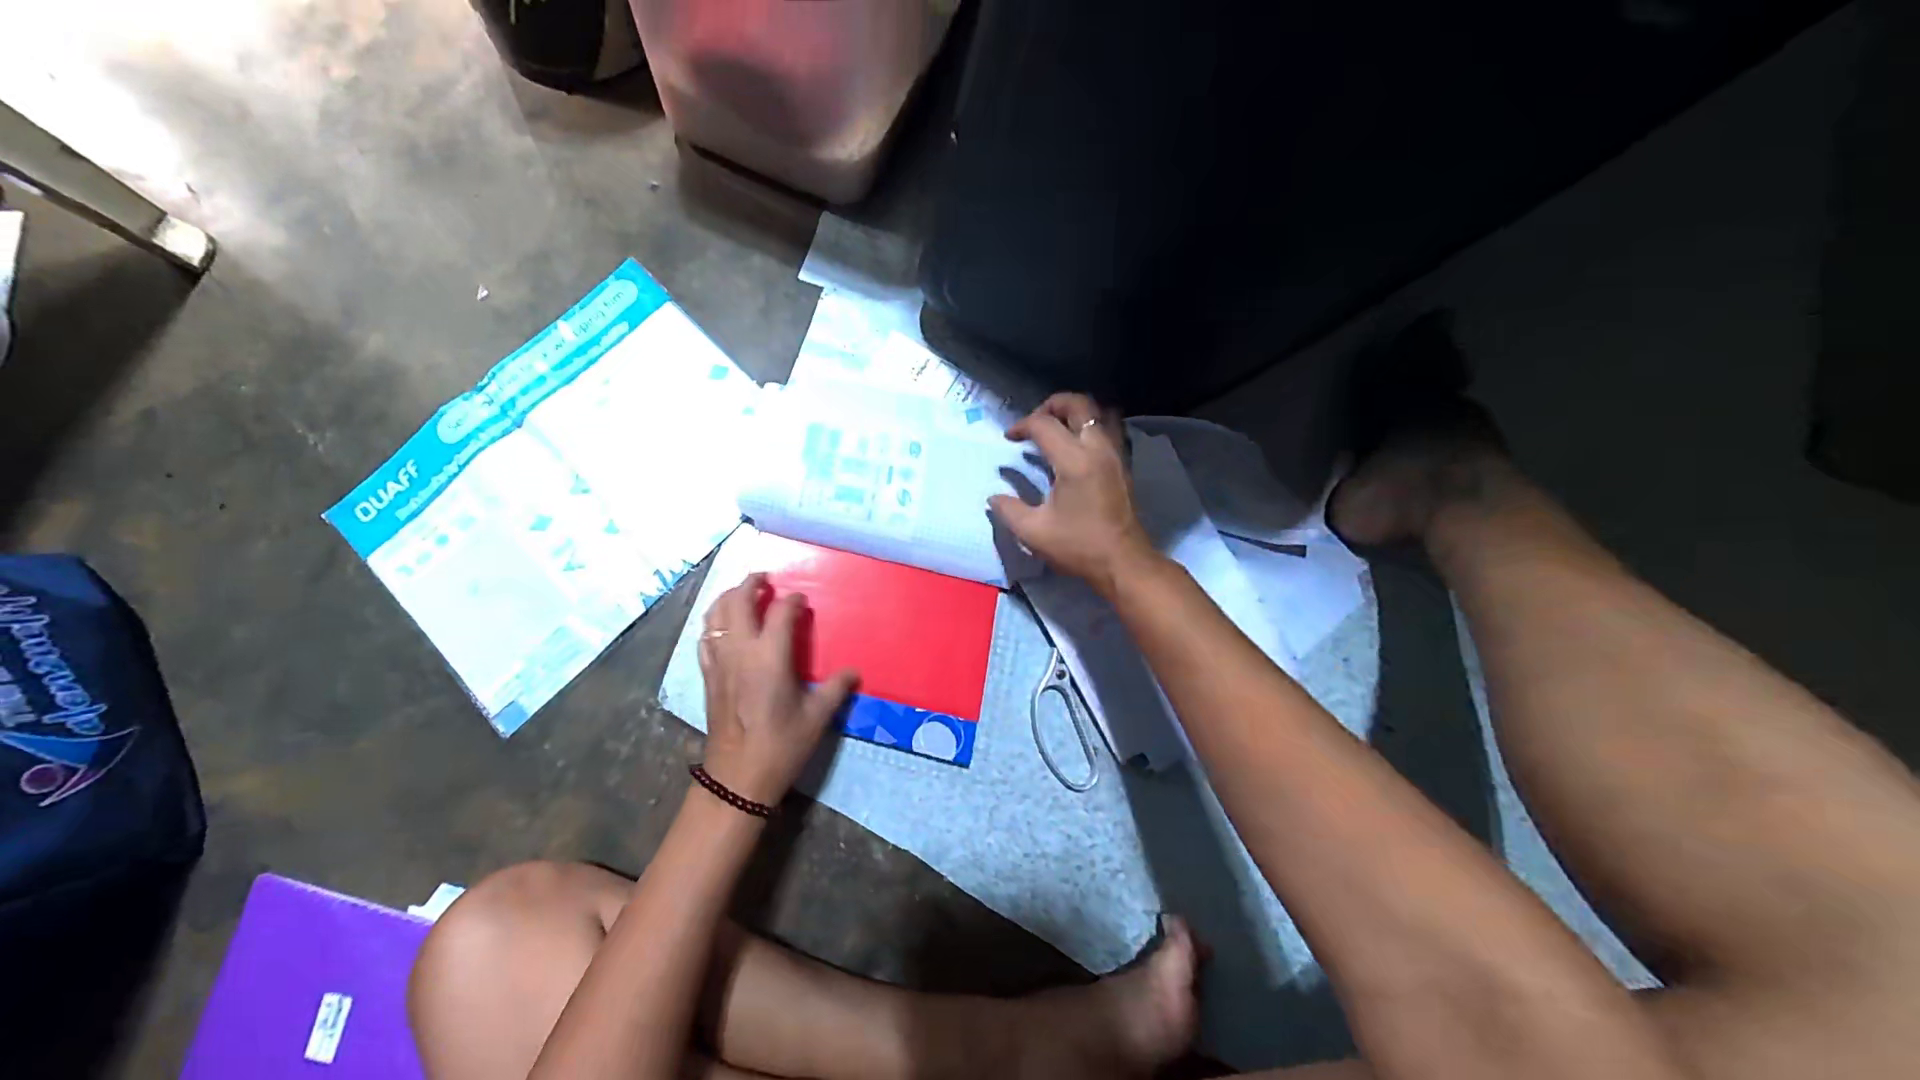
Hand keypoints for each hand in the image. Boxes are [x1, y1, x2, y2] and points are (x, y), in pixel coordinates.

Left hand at [698, 574, 859, 806]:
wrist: (737, 777)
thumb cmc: (781, 745)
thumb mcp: (817, 717)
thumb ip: (836, 689)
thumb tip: (853, 672)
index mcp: (770, 656)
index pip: (780, 612)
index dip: (792, 600)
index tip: (802, 600)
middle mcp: (741, 651)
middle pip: (738, 601)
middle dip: (751, 584)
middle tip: (765, 578)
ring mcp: (719, 662)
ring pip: (715, 615)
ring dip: (728, 597)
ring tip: (741, 592)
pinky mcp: (708, 675)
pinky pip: (705, 637)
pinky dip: (713, 622)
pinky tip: (722, 626)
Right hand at [989, 393, 1157, 596]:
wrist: (1122, 562)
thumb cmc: (1078, 546)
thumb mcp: (1033, 532)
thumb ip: (1009, 510)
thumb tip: (994, 497)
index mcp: (1074, 461)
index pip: (1044, 424)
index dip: (1022, 425)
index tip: (1010, 439)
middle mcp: (1098, 449)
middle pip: (1079, 404)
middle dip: (1052, 404)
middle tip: (1035, 422)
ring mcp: (1115, 455)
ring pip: (1100, 413)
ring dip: (1076, 413)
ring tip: (1058, 429)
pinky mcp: (1123, 465)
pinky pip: (1110, 429)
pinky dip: (1091, 427)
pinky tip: (1077, 447)